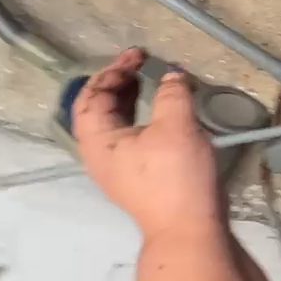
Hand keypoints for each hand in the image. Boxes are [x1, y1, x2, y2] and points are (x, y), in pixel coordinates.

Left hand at [72, 48, 224, 241]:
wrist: (187, 225)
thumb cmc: (176, 175)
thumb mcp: (178, 127)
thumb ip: (173, 95)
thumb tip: (173, 75)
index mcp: (98, 140)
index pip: (92, 96)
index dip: (112, 71)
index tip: (138, 55)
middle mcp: (99, 152)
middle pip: (98, 109)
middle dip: (117, 82)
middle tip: (141, 63)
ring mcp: (117, 166)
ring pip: (114, 123)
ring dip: (129, 99)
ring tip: (148, 82)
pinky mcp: (137, 174)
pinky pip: (130, 135)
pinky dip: (141, 116)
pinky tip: (162, 113)